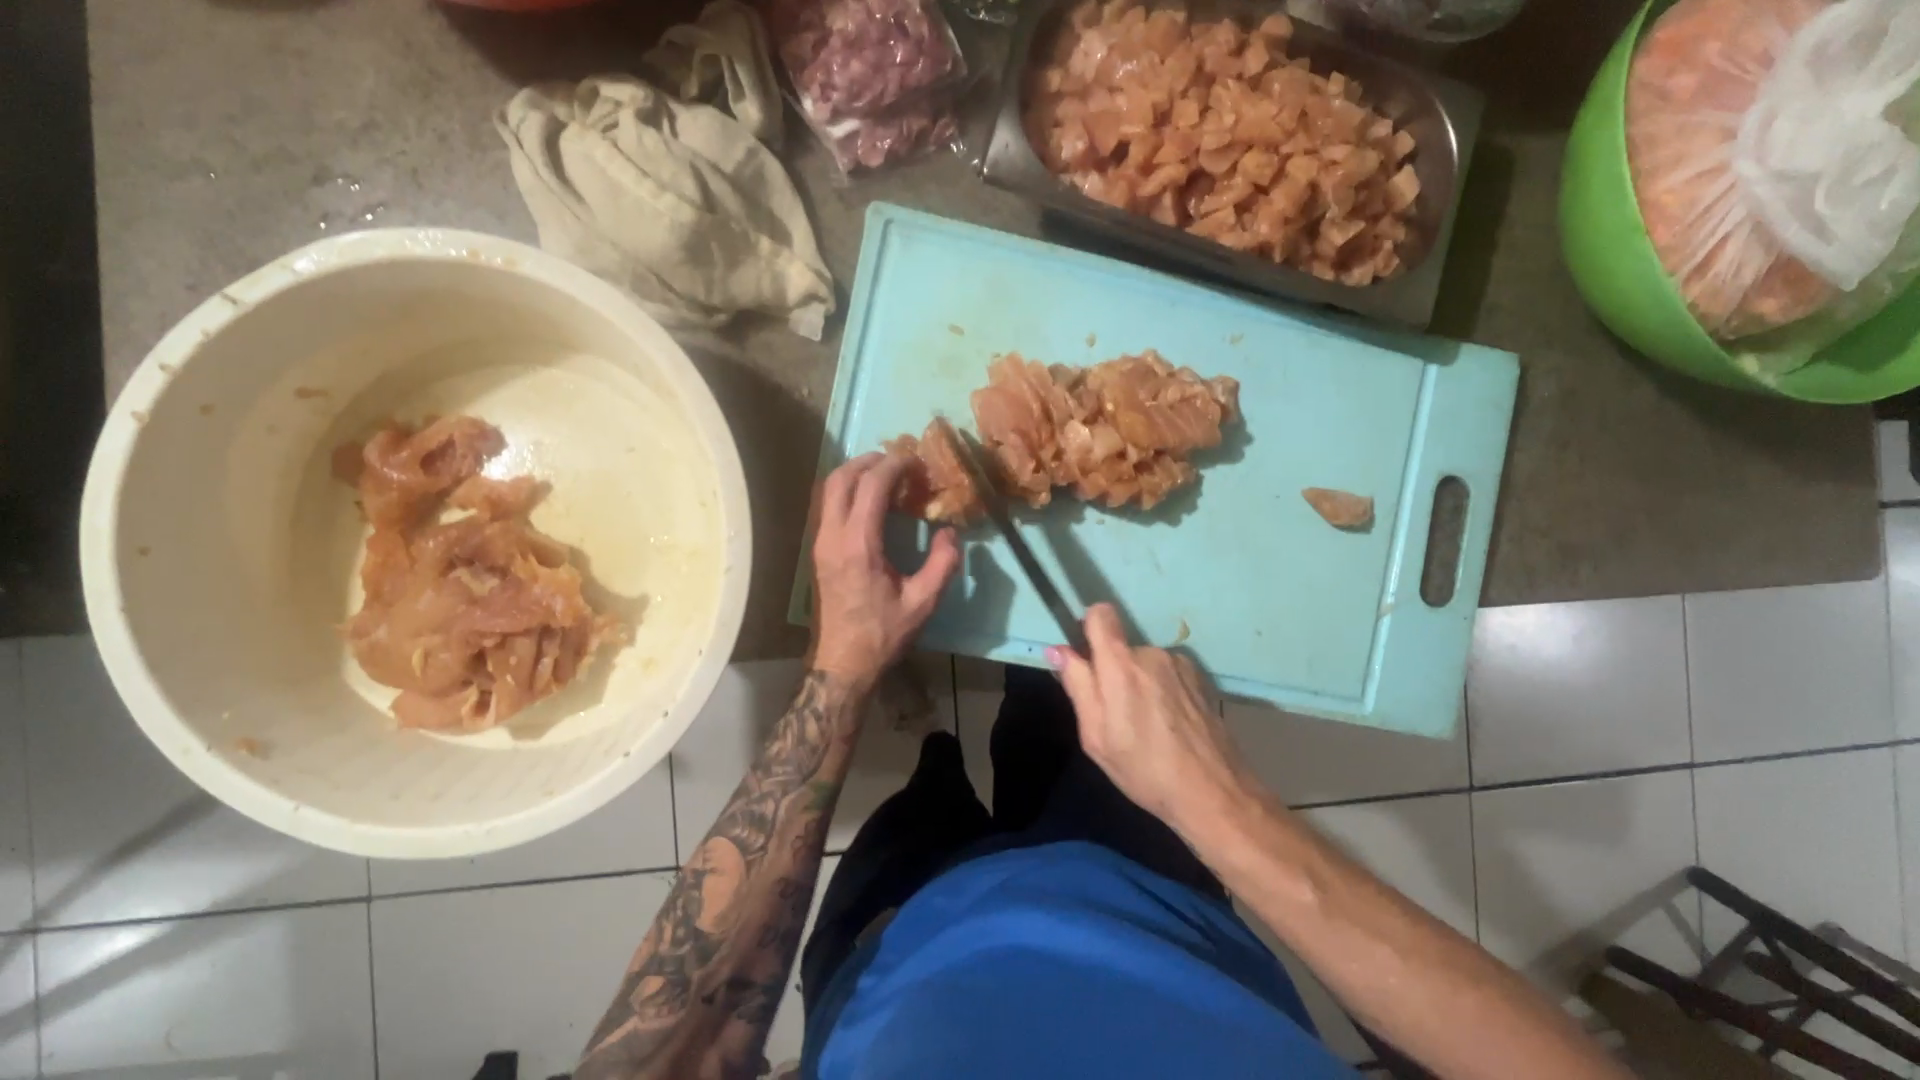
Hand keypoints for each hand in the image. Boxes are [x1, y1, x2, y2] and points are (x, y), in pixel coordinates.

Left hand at [810, 453, 960, 685]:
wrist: (843, 663)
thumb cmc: (882, 635)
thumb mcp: (923, 603)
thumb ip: (942, 564)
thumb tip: (950, 533)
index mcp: (858, 545)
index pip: (871, 486)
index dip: (894, 466)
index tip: (915, 461)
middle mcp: (832, 536)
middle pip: (840, 478)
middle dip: (869, 462)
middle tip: (898, 462)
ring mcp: (820, 543)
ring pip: (829, 490)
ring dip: (855, 474)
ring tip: (885, 477)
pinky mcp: (818, 552)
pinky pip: (828, 507)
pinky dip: (847, 492)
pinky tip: (871, 503)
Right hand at [1051, 604, 1254, 831]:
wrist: (1211, 791)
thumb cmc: (1143, 769)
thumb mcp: (1095, 735)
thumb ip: (1077, 686)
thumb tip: (1058, 650)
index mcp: (1121, 664)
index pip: (1100, 615)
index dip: (1088, 628)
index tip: (1086, 658)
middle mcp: (1152, 654)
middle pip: (1122, 648)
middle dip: (1113, 672)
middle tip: (1116, 716)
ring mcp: (1180, 665)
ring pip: (1146, 664)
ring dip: (1140, 684)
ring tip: (1147, 726)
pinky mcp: (1201, 679)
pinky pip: (1168, 675)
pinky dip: (1164, 691)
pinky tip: (1170, 725)